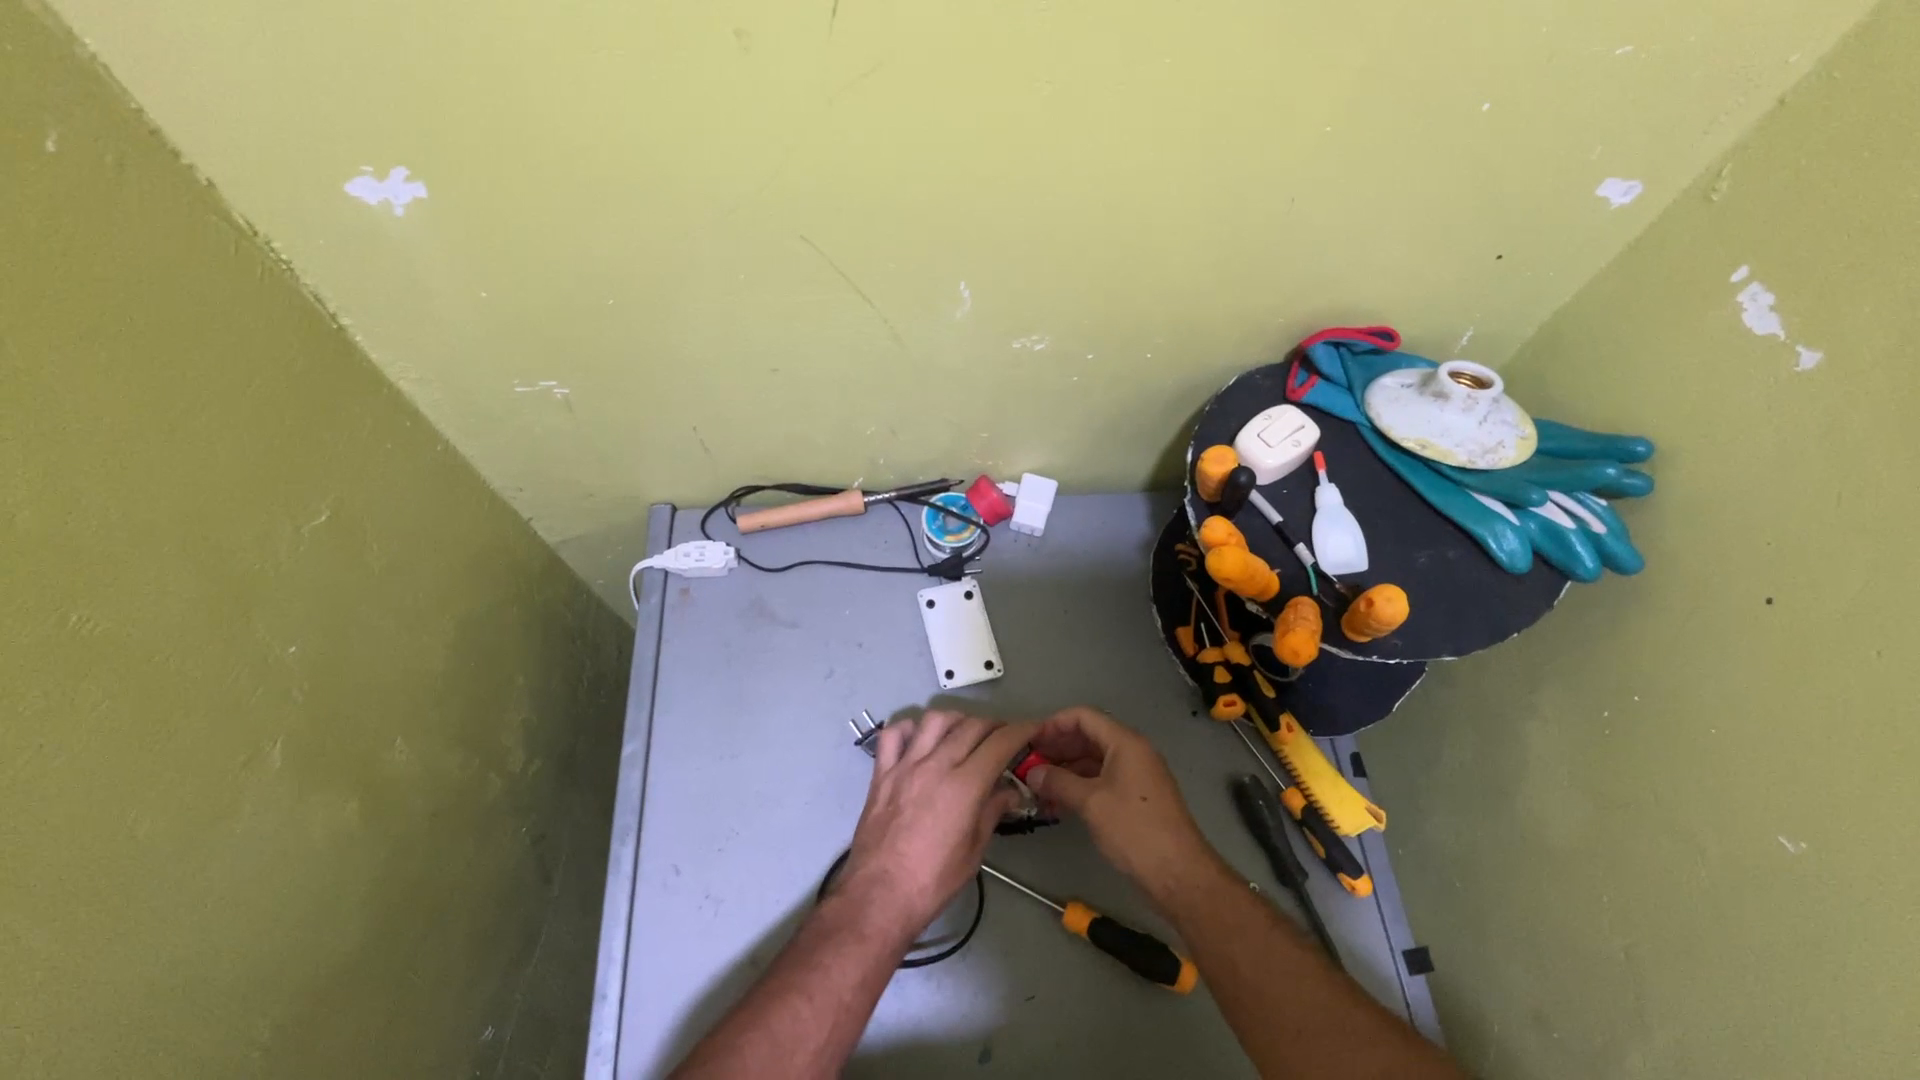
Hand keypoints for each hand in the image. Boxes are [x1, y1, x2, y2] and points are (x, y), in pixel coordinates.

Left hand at [839, 710, 1036, 935]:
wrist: (880, 895)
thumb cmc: (933, 881)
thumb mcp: (975, 850)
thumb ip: (992, 811)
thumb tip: (1009, 790)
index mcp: (964, 786)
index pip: (999, 743)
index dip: (1021, 730)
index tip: (1032, 728)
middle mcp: (935, 765)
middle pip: (970, 726)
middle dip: (994, 725)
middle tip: (1003, 736)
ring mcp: (904, 766)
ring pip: (933, 720)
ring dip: (956, 720)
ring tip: (964, 732)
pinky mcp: (881, 774)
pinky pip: (893, 735)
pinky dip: (910, 728)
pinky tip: (920, 739)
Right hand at [1025, 707, 1210, 898]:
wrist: (1177, 872)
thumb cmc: (1133, 829)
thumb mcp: (1090, 802)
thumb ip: (1058, 782)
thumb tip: (1032, 773)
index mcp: (1125, 742)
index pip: (1084, 716)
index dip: (1054, 723)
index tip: (1030, 740)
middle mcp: (1133, 752)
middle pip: (1089, 736)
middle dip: (1057, 747)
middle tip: (1028, 762)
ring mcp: (1136, 776)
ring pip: (1094, 760)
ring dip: (1066, 769)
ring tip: (1038, 784)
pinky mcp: (1136, 798)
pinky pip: (1102, 780)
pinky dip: (1080, 785)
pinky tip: (1059, 801)